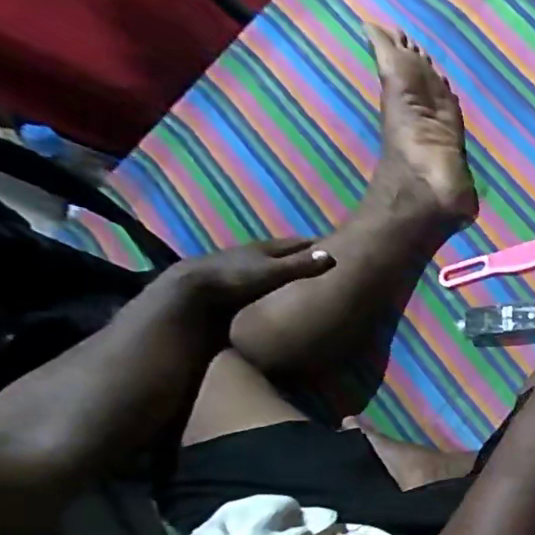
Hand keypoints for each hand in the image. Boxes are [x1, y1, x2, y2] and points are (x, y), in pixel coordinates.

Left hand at [150, 237, 336, 319]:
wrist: (193, 289)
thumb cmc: (236, 278)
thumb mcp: (273, 272)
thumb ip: (301, 266)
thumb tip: (332, 257)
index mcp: (269, 248)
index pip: (301, 242)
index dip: (320, 244)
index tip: (341, 248)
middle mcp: (258, 253)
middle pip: (288, 252)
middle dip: (308, 255)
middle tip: (331, 264)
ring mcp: (245, 266)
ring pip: (276, 265)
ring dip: (292, 270)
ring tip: (312, 280)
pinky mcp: (237, 282)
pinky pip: (266, 279)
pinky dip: (280, 282)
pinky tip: (286, 292)